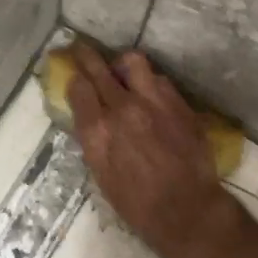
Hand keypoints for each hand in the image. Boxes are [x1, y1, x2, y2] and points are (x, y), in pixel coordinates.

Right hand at [65, 46, 249, 257]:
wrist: (185, 209)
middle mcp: (122, 109)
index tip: (72, 74)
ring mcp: (154, 102)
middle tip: (81, 48)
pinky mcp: (179, 104)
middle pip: (99, 67)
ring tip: (122, 71)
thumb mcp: (101, 174)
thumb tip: (90, 118)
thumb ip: (94, 139)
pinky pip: (159, 80)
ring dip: (122, 64)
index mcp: (97, 130)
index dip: (73, 77)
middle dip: (86, 56)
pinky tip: (150, 94)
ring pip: (132, 62)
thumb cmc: (136, 204)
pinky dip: (149, 82)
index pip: (78, 87)